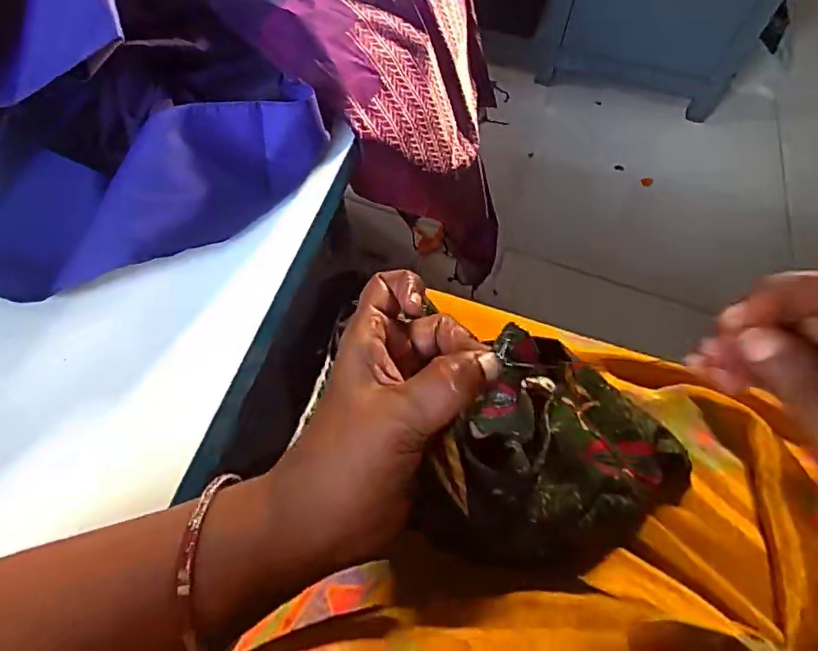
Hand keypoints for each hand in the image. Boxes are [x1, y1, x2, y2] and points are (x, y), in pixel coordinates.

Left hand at [262, 271, 500, 572]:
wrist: (320, 528)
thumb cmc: (346, 461)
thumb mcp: (396, 415)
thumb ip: (446, 384)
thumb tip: (490, 362)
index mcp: (371, 341)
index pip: (390, 289)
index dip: (413, 291)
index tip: (429, 315)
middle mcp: (392, 360)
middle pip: (436, 329)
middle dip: (462, 345)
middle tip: (485, 377)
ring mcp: (409, 396)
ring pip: (451, 368)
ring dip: (475, 379)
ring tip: (498, 399)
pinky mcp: (425, 429)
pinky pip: (457, 404)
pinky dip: (475, 407)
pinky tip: (493, 419)